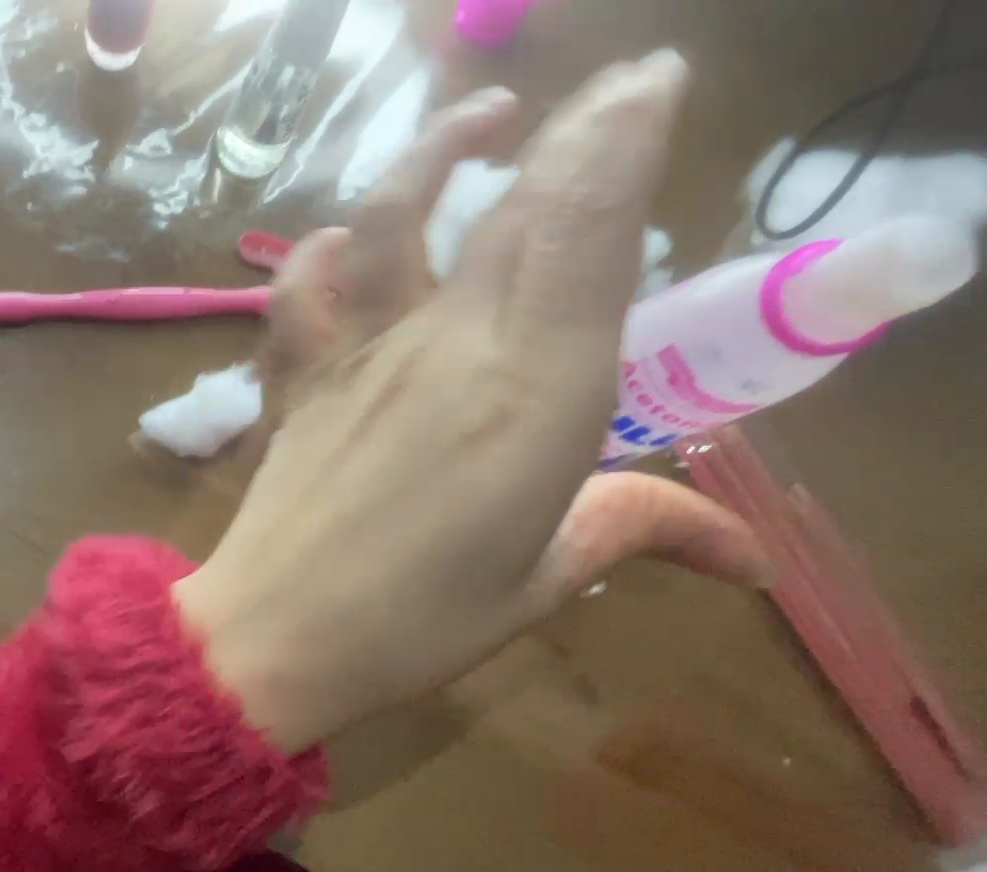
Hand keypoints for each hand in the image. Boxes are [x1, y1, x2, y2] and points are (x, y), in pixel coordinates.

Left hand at [176, 52, 774, 754]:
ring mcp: (357, 358)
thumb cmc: (411, 627)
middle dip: (571, 135)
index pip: (584, 237)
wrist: (270, 637)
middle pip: (510, 215)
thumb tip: (747, 554)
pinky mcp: (296, 380)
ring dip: (431, 158)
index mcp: (533, 396)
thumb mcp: (538, 584)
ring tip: (479, 121)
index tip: (650, 88)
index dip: (618, 147)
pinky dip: (317, 256)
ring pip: (392, 226)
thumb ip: (632, 530)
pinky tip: (341, 243)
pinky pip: (298, 295)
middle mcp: (446, 352)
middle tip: (614, 88)